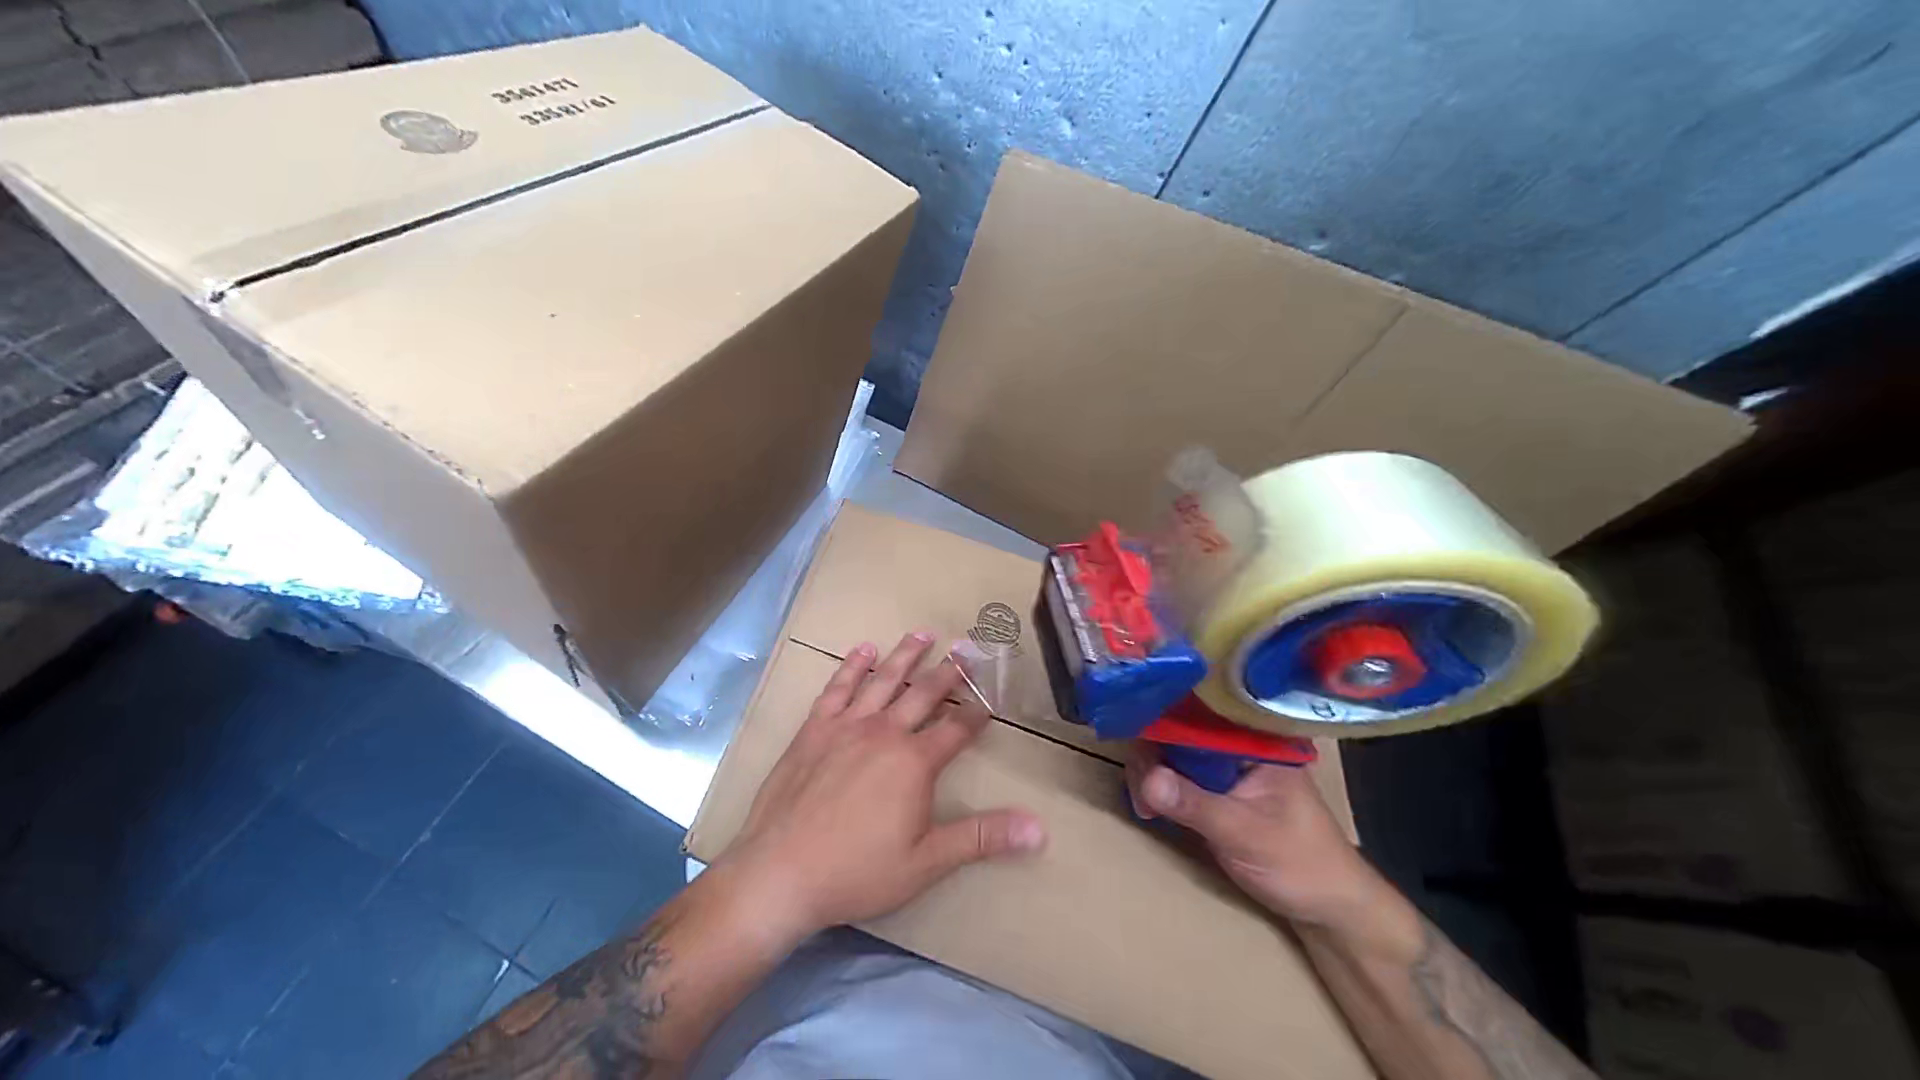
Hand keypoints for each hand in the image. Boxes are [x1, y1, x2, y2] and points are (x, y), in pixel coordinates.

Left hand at [720, 632, 1047, 941]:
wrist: (779, 872)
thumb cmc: (858, 871)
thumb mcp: (928, 861)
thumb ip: (982, 837)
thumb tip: (1039, 829)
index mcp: (915, 762)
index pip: (958, 728)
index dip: (978, 712)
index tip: (992, 694)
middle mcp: (885, 732)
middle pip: (925, 694)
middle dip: (950, 671)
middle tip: (968, 646)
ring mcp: (846, 726)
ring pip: (883, 681)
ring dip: (905, 656)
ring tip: (924, 634)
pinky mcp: (813, 729)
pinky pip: (837, 688)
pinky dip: (852, 667)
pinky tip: (862, 650)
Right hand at [1125, 743, 1386, 933]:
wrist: (1331, 910)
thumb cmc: (1300, 865)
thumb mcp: (1244, 834)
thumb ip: (1195, 804)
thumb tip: (1146, 778)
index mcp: (1257, 736)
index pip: (1200, 711)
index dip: (1163, 721)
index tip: (1136, 749)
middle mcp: (1240, 741)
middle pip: (1180, 729)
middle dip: (1151, 755)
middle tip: (1140, 793)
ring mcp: (1227, 765)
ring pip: (1174, 752)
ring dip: (1150, 773)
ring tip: (1144, 806)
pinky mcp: (1217, 787)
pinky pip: (1177, 773)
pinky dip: (1159, 787)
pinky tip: (1149, 807)